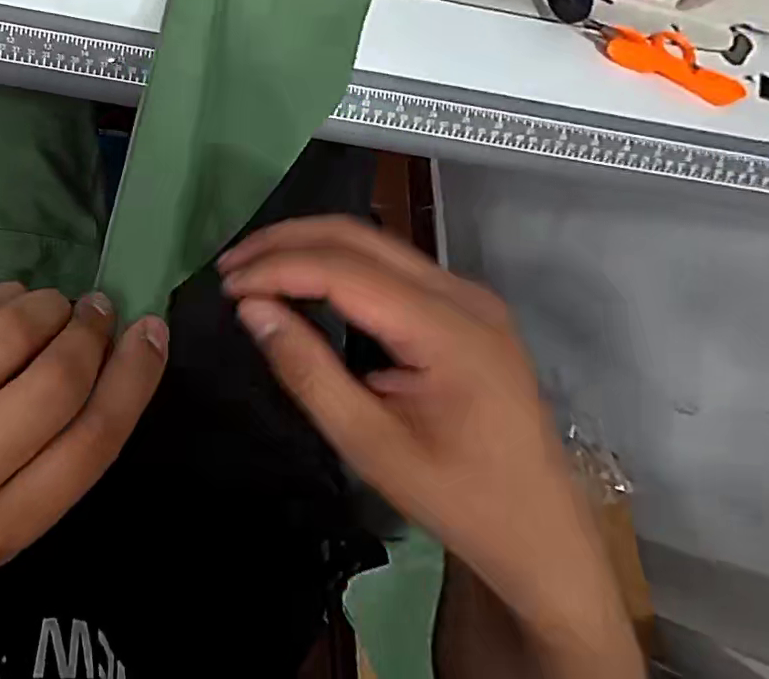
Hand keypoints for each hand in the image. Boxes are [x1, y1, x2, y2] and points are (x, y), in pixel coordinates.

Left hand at [0, 284, 168, 577]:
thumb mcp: (28, 495)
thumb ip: (81, 431)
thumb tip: (137, 337)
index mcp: (0, 529)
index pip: (92, 441)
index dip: (134, 377)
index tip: (153, 331)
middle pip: (55, 383)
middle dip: (91, 334)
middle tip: (100, 313)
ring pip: (11, 334)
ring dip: (53, 306)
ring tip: (60, 307)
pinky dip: (11, 295)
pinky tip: (18, 303)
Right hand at [218, 217, 637, 675]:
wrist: (542, 532)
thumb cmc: (456, 497)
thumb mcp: (369, 444)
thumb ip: (306, 370)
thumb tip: (251, 308)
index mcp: (447, 329)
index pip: (343, 270)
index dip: (276, 268)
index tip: (226, 287)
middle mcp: (460, 293)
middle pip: (356, 236)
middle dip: (283, 241)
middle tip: (228, 267)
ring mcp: (465, 293)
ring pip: (369, 240)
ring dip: (305, 245)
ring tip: (251, 267)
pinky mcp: (459, 302)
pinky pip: (384, 260)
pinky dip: (331, 260)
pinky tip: (300, 277)